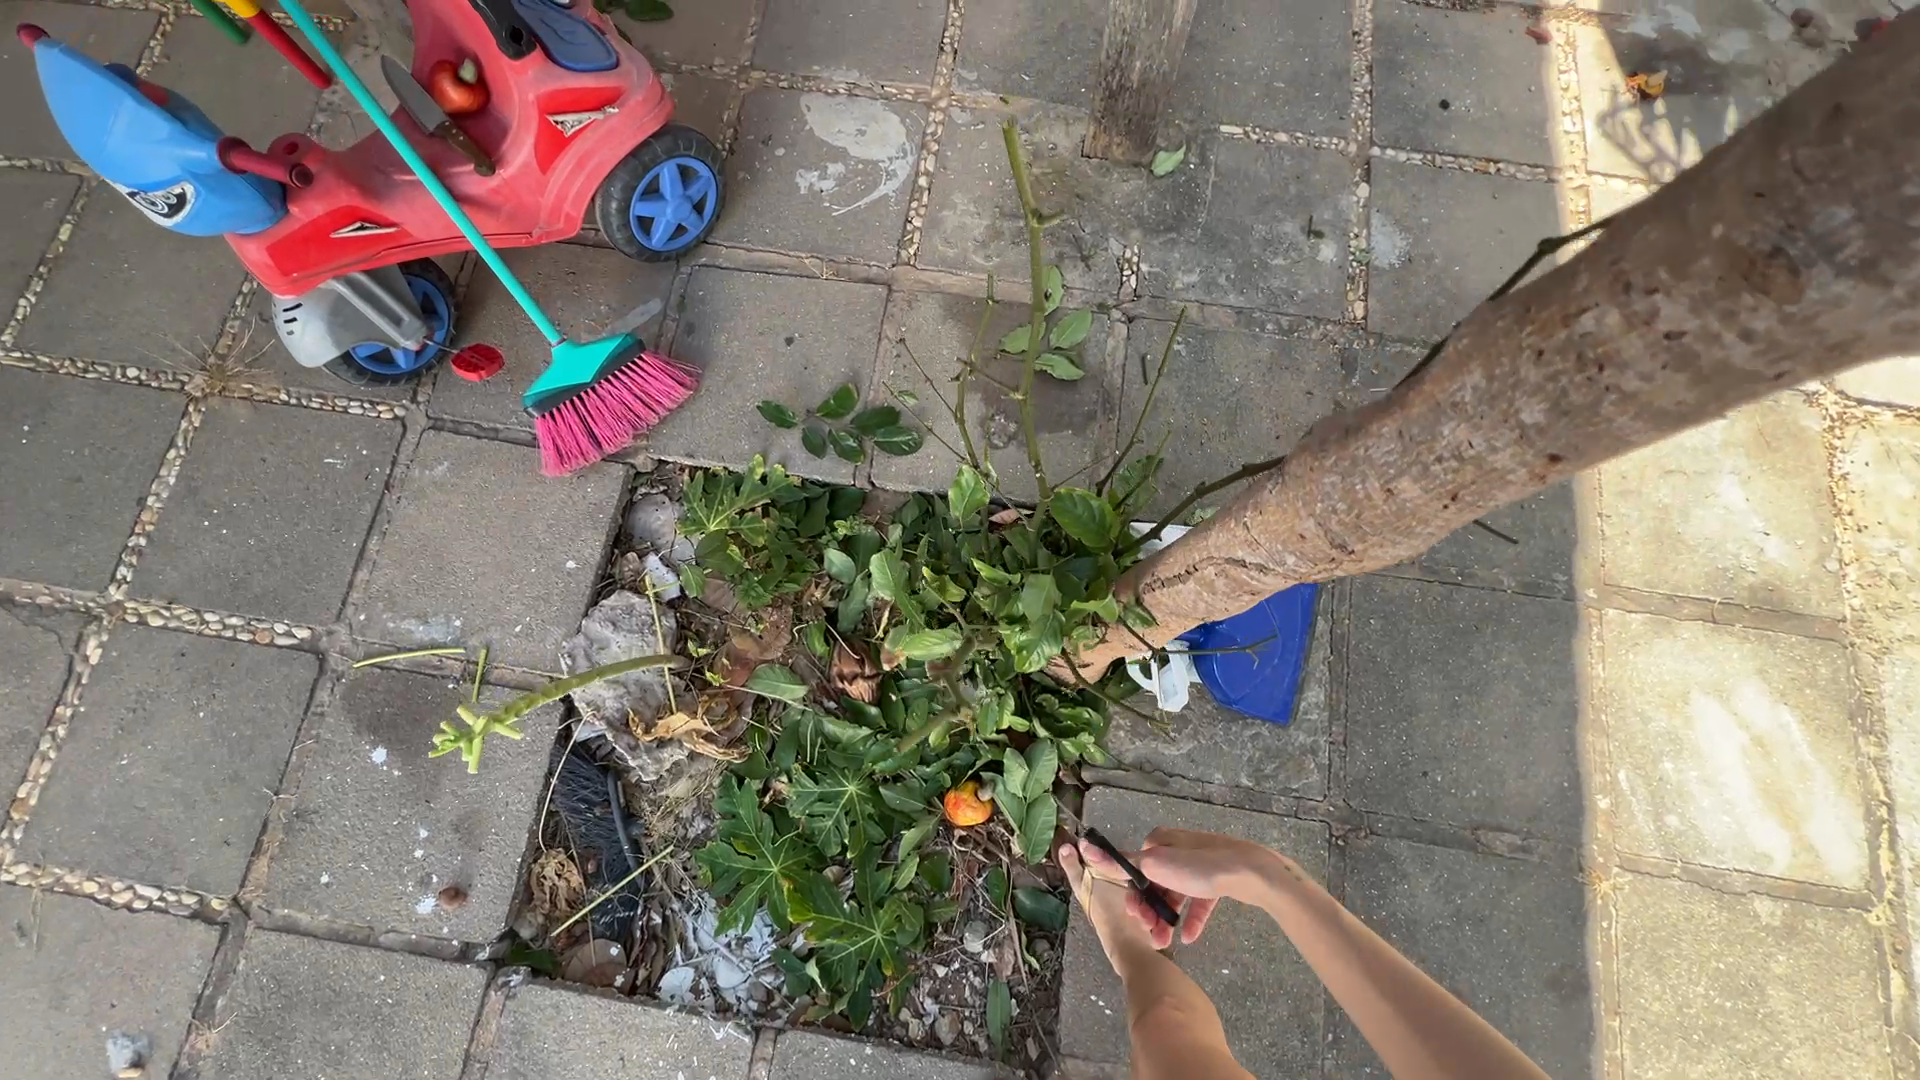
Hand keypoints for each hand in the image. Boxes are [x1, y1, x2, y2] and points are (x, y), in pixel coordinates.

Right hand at [1081, 827, 1281, 946]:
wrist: (1249, 872)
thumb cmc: (1197, 867)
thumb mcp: (1155, 865)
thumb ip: (1122, 863)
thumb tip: (1085, 845)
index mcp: (1158, 842)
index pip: (1136, 869)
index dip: (1132, 894)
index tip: (1134, 916)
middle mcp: (1176, 850)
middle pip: (1154, 884)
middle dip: (1150, 910)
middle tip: (1150, 933)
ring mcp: (1198, 865)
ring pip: (1175, 895)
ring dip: (1166, 918)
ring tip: (1165, 942)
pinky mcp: (1217, 880)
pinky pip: (1198, 902)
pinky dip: (1191, 919)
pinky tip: (1189, 938)